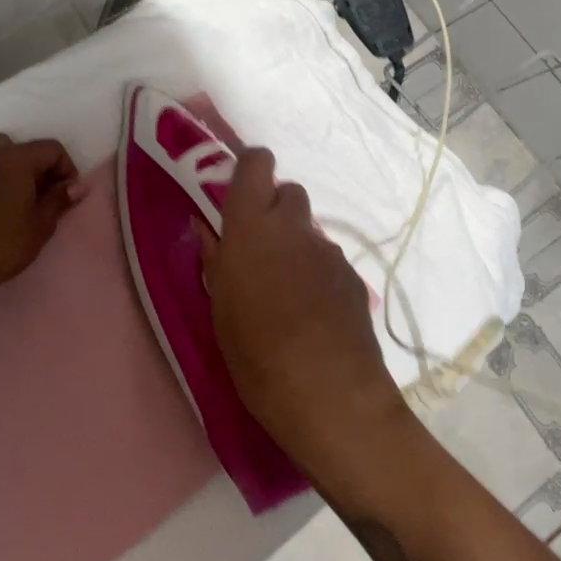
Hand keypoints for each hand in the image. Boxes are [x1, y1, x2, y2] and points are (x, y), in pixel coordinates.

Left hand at [0, 133, 82, 296]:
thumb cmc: (3, 244)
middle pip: (26, 149)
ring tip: (21, 196)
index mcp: (17, 159)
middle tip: (47, 198)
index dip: (67, 169)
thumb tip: (79, 186)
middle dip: (42, 168)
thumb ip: (60, 199)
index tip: (67, 195)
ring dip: (15, 167)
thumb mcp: (41, 224)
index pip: (52, 149)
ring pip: (0, 152)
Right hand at [200, 148, 408, 468]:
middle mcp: (292, 228)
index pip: (256, 164)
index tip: (241, 190)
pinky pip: (328, 261)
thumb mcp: (219, 307)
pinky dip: (317, 274)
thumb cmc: (256, 352)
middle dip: (274, 209)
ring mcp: (328, 252)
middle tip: (259, 246)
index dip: (250, 167)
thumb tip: (206, 231)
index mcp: (251, 227)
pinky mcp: (353, 279)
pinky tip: (310, 313)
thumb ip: (214, 260)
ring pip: (309, 230)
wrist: (330, 396)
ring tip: (284, 289)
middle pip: (289, 193)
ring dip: (295, 245)